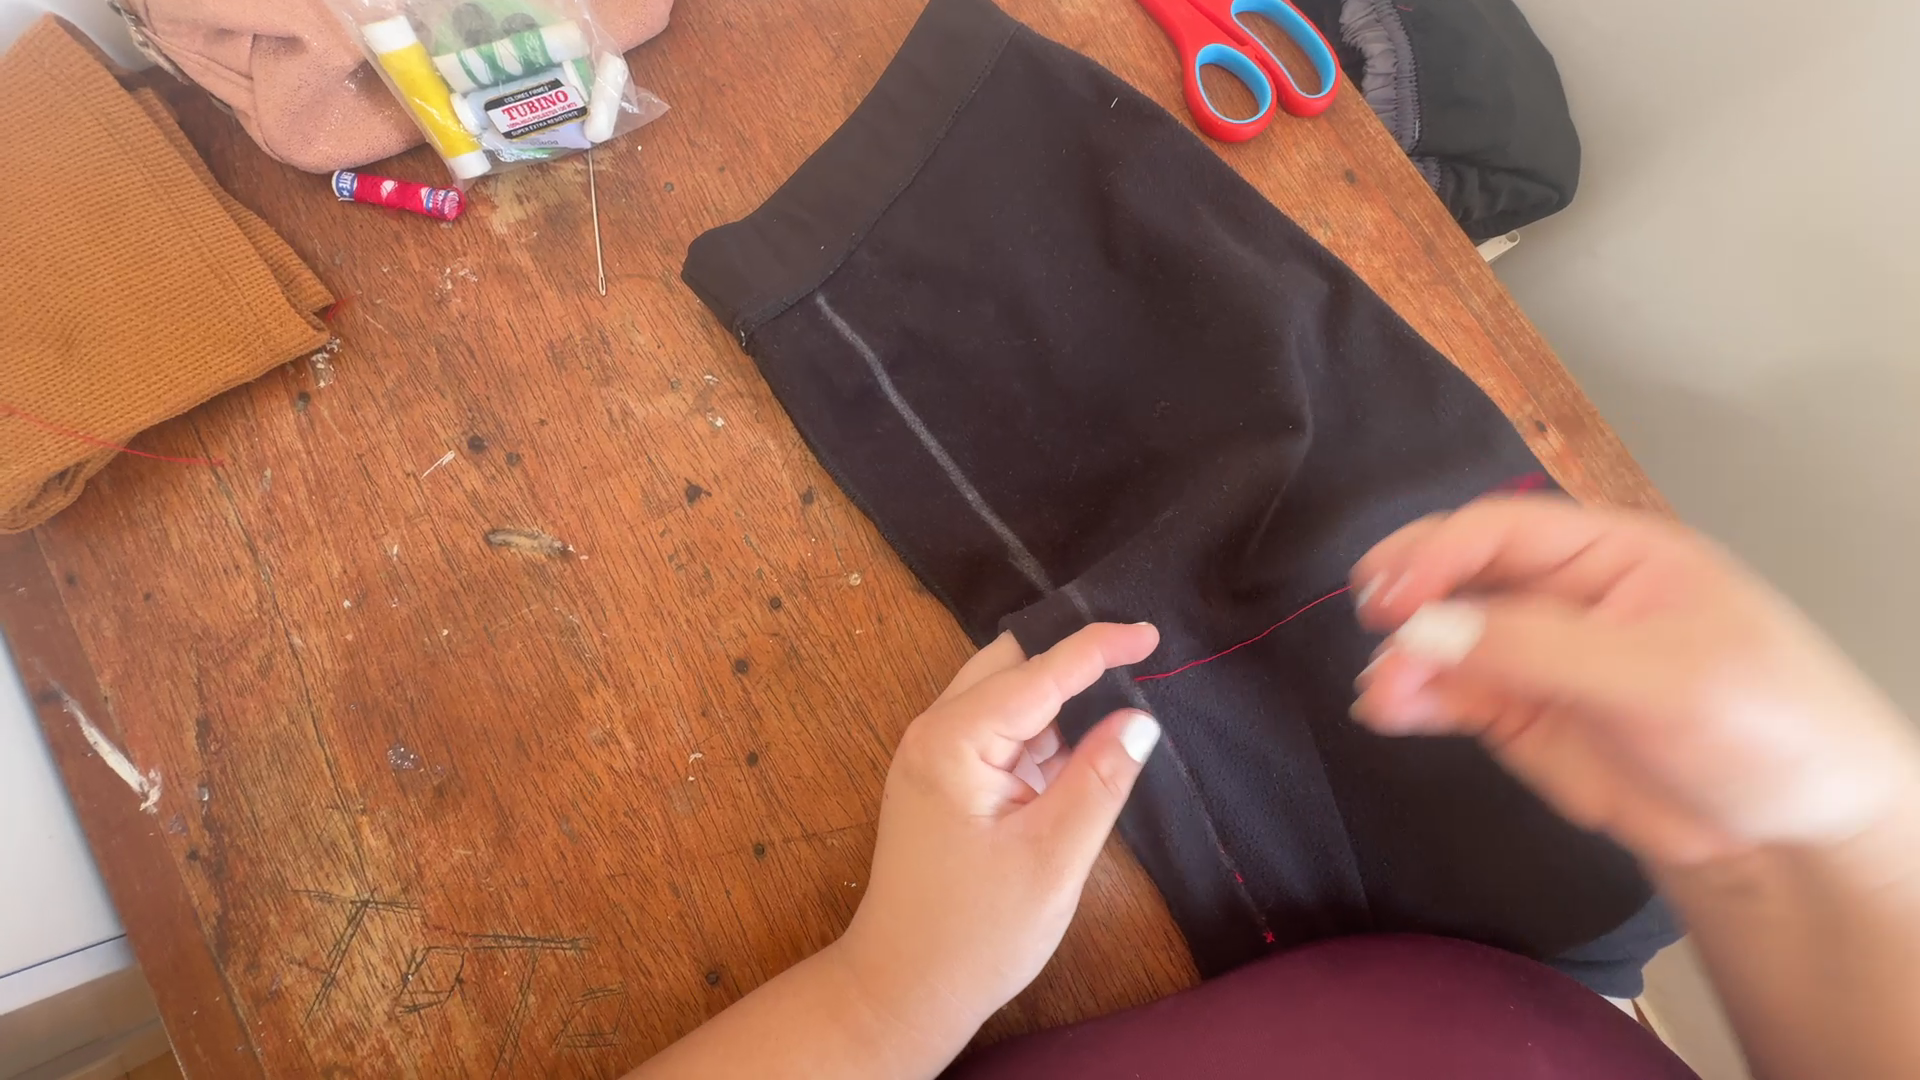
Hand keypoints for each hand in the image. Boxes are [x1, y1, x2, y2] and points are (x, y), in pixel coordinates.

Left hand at [834, 622, 1162, 1047]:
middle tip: (1135, 661)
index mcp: (954, 739)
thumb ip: (1099, 779)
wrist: (902, 987)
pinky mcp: (945, 773)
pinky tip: (1075, 751)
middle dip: (1071, 661)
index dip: (1098, 646)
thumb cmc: (976, 932)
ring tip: (1116, 705)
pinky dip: (1040, 733)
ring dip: (1057, 700)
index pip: (1039, 672)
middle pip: (1012, 666)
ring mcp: (936, 750)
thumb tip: (1140, 720)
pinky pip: (998, 730)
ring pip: (1005, 695)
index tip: (1150, 632)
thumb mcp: (1052, 858)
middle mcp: (936, 729)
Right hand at [1350, 495, 1919, 868]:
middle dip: (1406, 590)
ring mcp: (1522, 651)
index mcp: (1606, 555)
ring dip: (1400, 658)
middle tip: (1370, 616)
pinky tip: (1384, 711)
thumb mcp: (1662, 679)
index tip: (1394, 601)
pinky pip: (1438, 689)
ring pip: (1435, 634)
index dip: (1437, 554)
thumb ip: (1535, 648)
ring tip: (1382, 695)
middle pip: (1453, 570)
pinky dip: (1404, 696)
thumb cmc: (1763, 733)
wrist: (1785, 847)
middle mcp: (1552, 592)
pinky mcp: (1503, 705)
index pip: (1498, 530)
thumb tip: (1419, 632)